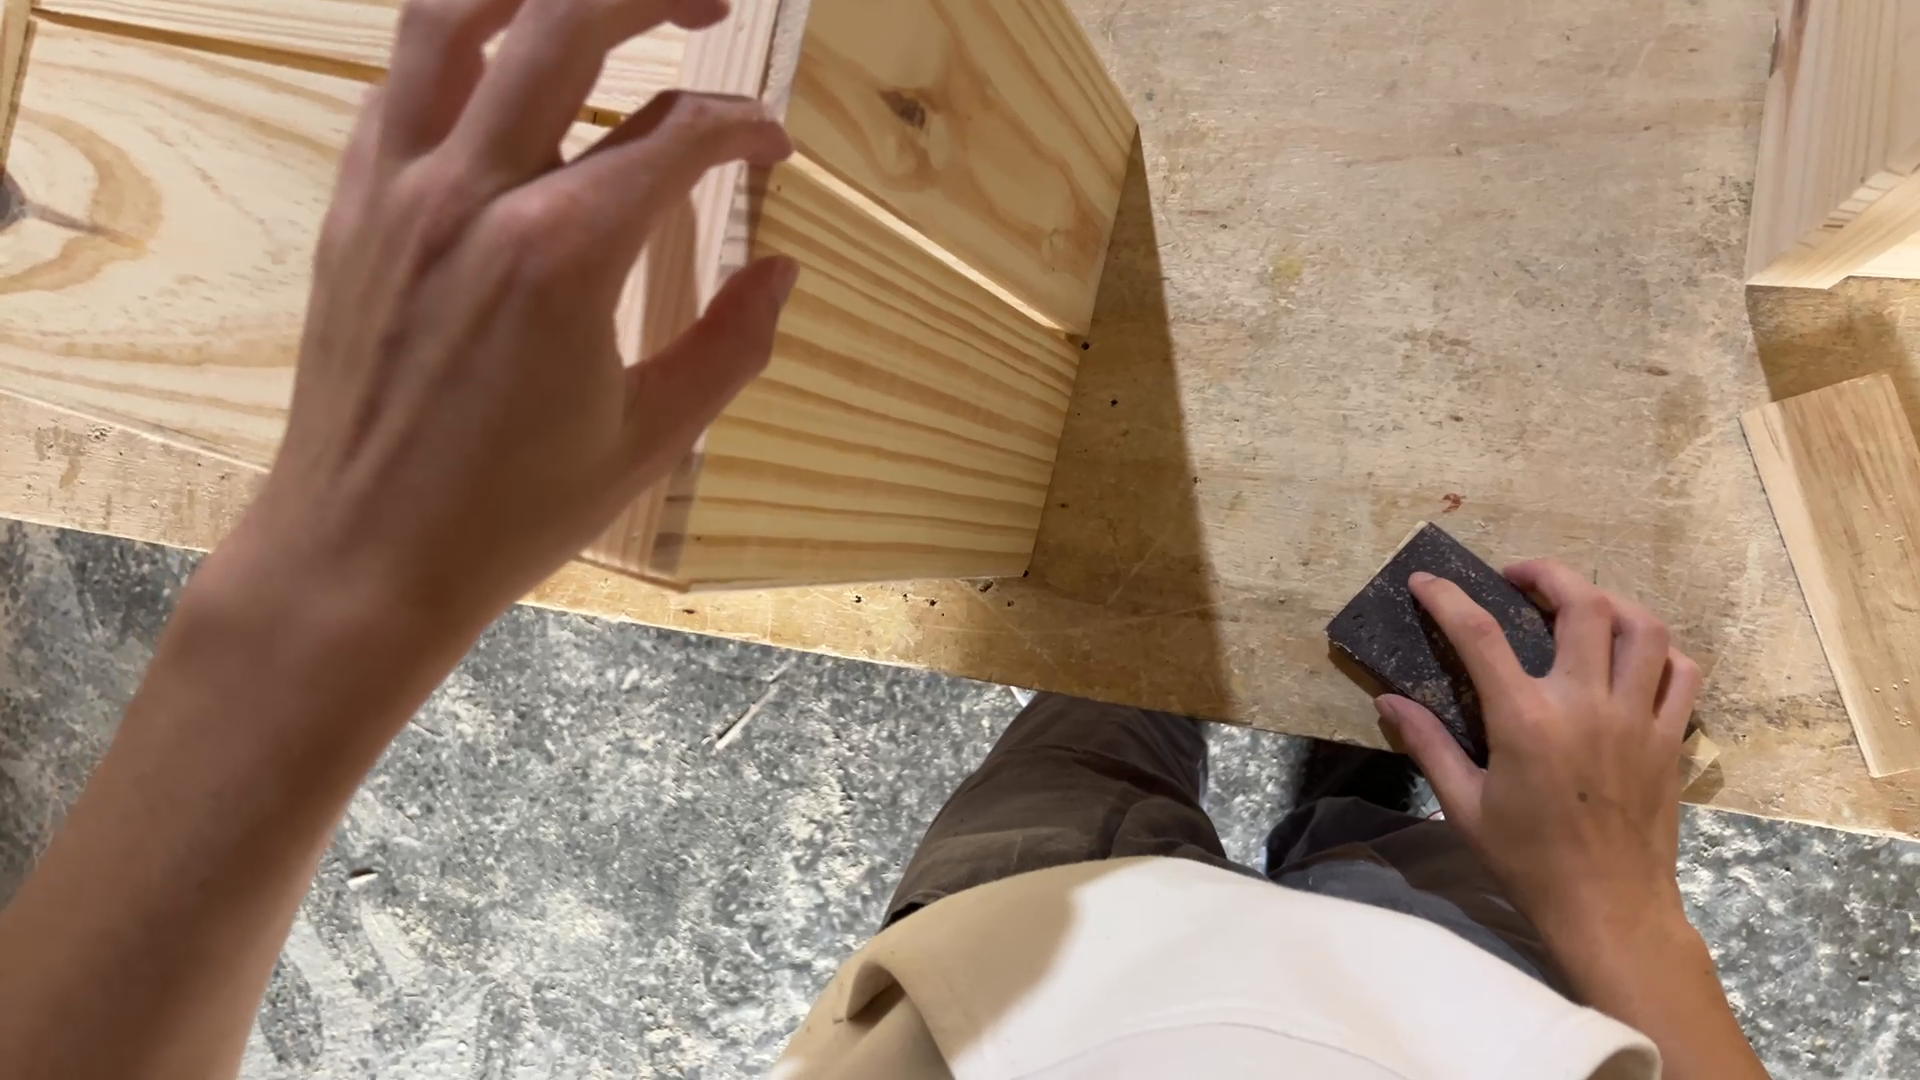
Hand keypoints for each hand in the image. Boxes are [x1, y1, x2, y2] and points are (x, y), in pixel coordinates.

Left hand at [237, 0, 796, 638]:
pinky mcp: (353, 203)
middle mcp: (475, 193)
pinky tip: (518, 61)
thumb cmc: (525, 506)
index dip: (744, 131)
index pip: (676, 141)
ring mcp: (398, 187)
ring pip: (462, 12)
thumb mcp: (658, 435)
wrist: (370, 549)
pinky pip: (405, 75)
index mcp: (565, 257)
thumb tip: (782, 269)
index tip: (778, 151)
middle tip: (720, 6)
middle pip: (570, 22)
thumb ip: (733, 343)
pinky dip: (470, 36)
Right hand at [1374, 560, 1703, 949]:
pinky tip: (1627, 653)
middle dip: (1546, 575)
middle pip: (1583, 607)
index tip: (1423, 581)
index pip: (1479, 634)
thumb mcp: (1460, 802)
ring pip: (1644, 628)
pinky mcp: (1673, 740)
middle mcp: (1588, 705)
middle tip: (1515, 576)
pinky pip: (1682, 673)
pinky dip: (1657, 648)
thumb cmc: (1525, 857)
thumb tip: (1387, 700)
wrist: (1610, 909)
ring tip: (1575, 603)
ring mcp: (1640, 720)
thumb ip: (1426, 742)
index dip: (1445, 598)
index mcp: (1526, 720)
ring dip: (1607, 600)